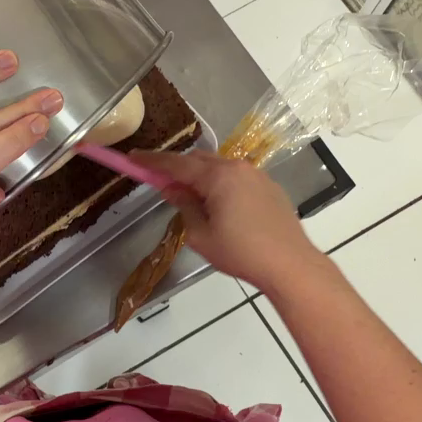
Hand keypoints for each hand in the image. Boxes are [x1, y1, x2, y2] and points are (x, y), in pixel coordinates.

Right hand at [130, 149, 322, 290]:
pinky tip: (220, 207)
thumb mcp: (200, 235)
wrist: (290, 264)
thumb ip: (184, 207)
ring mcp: (257, 175)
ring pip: (219, 168)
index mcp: (218, 177)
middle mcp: (238, 167)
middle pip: (199, 160)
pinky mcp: (269, 187)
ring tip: (192, 201)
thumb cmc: (241, 253)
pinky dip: (221, 184)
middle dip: (178, 169)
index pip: (176, 164)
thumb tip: (172, 190)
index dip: (151, 161)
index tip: (132, 157)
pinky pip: (237, 177)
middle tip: (163, 186)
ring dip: (201, 178)